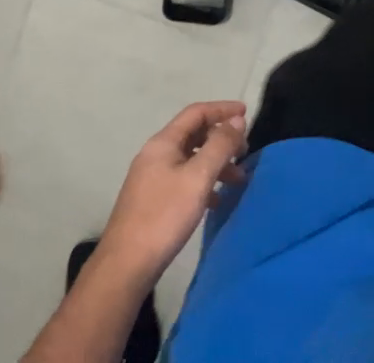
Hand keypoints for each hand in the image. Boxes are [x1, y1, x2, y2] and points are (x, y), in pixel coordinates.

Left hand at [101, 101, 247, 275]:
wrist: (126, 265)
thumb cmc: (164, 216)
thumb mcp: (198, 177)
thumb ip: (220, 145)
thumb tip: (237, 119)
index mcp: (163, 143)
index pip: (196, 113)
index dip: (222, 109)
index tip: (247, 113)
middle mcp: (155, 155)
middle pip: (194, 134)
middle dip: (222, 138)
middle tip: (245, 151)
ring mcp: (152, 178)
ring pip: (191, 159)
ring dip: (216, 163)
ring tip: (238, 179)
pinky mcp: (153, 200)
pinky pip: (184, 179)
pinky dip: (204, 181)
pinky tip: (216, 200)